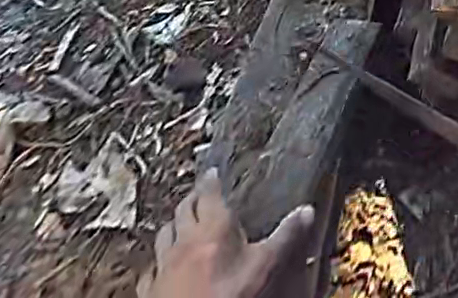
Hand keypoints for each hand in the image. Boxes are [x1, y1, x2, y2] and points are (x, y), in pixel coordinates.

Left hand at [138, 168, 314, 297]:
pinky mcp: (149, 290)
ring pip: (164, 234)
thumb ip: (285, 236)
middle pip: (184, 208)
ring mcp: (163, 265)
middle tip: (200, 195)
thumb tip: (308, 210)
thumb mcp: (263, 266)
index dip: (210, 180)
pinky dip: (157, 262)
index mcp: (213, 225)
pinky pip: (150, 268)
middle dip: (192, 199)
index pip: (208, 192)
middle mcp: (185, 238)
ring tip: (181, 224)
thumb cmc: (228, 295)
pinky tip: (161, 267)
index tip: (213, 172)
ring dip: (173, 226)